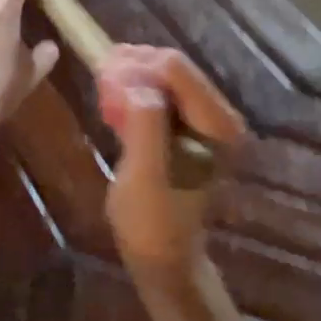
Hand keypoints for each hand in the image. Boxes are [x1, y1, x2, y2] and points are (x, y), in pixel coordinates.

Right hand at [96, 46, 247, 282]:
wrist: (163, 255)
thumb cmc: (151, 221)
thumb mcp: (144, 174)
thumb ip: (146, 124)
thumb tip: (137, 84)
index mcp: (216, 125)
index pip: (175, 68)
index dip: (136, 66)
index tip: (103, 82)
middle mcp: (220, 116)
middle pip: (172, 65)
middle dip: (133, 67)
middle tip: (100, 85)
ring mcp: (207, 120)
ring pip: (164, 74)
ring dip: (131, 76)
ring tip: (105, 94)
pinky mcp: (190, 126)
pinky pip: (161, 91)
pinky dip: (135, 90)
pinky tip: (115, 105)